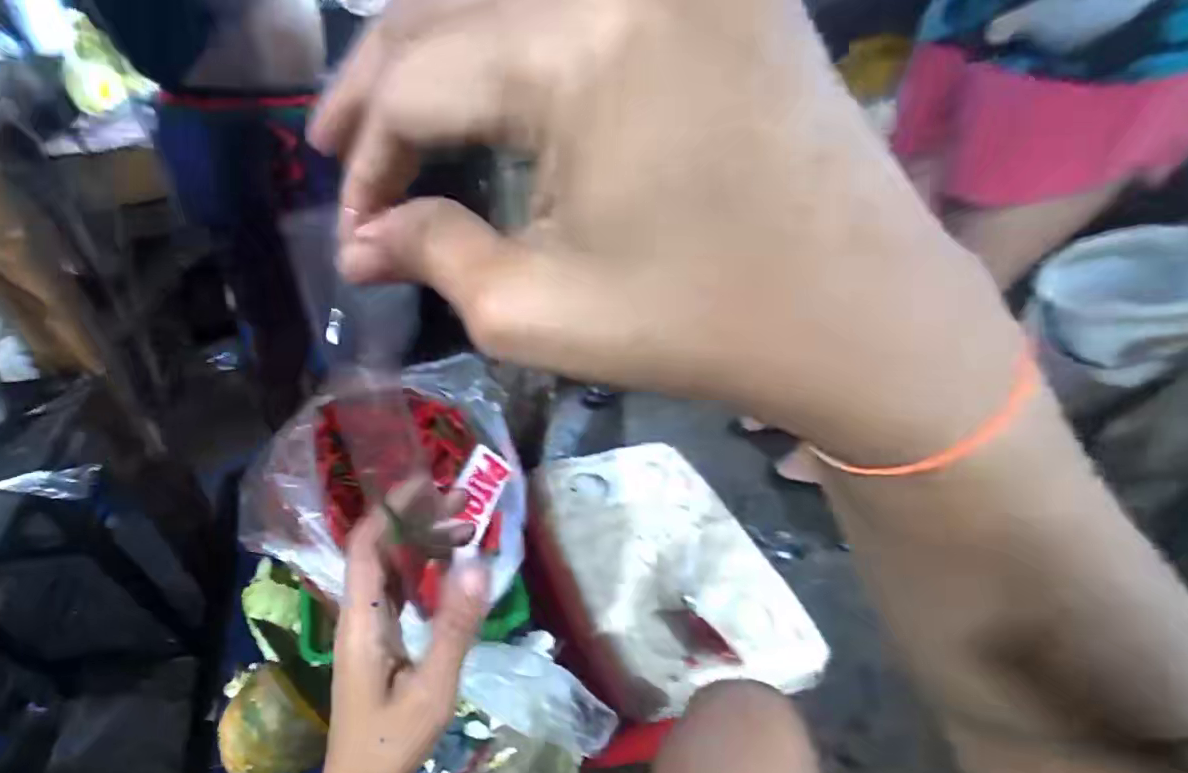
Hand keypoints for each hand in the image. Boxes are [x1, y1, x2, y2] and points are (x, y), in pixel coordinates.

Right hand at [310, 0, 1026, 467]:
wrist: (850, 312)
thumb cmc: (689, 326)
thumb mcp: (533, 311)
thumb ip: (432, 254)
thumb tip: (362, 241)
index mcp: (581, 46)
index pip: (416, 79)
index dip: (366, 160)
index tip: (353, 234)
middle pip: (448, 6)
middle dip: (378, 88)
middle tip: (338, 151)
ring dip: (435, 53)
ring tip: (393, 120)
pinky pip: (575, 3)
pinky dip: (507, 42)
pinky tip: (483, 86)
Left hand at [326, 511, 489, 772]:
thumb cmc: (392, 742)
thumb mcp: (433, 687)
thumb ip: (455, 627)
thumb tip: (478, 565)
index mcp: (361, 620)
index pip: (368, 545)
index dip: (394, 508)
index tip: (430, 482)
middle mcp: (357, 616)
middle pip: (379, 552)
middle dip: (416, 521)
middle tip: (464, 502)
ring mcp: (365, 631)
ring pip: (389, 573)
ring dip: (421, 547)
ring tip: (465, 529)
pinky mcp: (376, 646)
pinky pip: (396, 596)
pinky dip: (421, 575)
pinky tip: (447, 572)